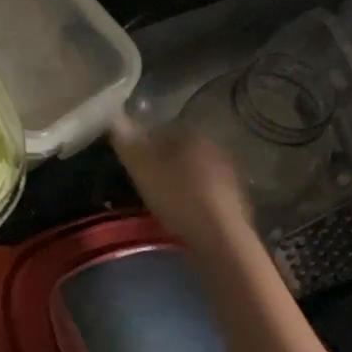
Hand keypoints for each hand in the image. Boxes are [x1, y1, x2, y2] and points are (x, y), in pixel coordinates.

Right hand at [110, 120, 259, 252]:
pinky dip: (196, 197)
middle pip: (183, 149)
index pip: (163, 128)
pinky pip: (209, 191)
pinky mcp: (237, 197)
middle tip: (144, 180)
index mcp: (192, 134)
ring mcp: (230, 172)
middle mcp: (215, 145)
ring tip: (163, 198)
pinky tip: (185, 213)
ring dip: (182, 179)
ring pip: (198, 170)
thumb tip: (114, 117)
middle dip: (165, 160)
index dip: (144, 142)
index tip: (130, 159)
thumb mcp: (143, 170)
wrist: (218, 234)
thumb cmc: (177, 196)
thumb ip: (128, 143)